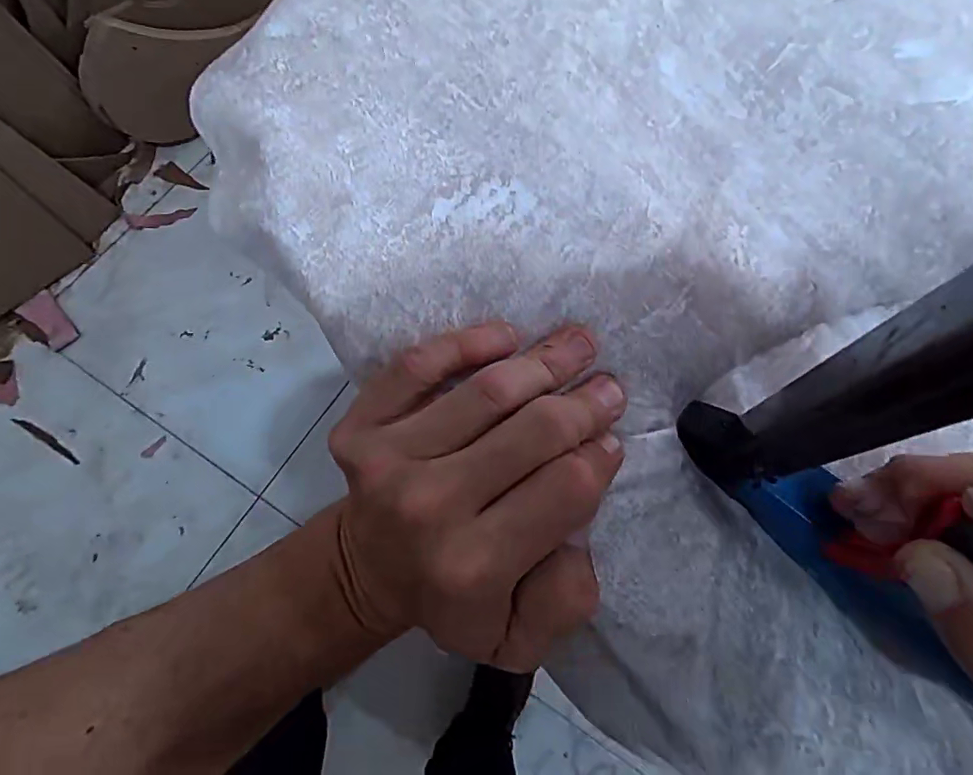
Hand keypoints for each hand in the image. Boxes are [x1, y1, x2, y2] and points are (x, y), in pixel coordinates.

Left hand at [327, 322, 625, 670]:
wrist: (366, 571)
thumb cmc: (452, 597)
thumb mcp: (515, 636)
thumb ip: (564, 601)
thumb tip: (583, 537)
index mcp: (473, 566)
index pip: (565, 488)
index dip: (600, 455)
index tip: (611, 440)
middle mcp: (429, 509)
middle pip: (535, 431)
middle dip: (586, 402)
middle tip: (610, 388)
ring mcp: (388, 463)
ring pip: (488, 391)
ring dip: (545, 360)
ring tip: (580, 344)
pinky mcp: (361, 428)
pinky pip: (418, 367)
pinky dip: (465, 342)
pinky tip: (507, 336)